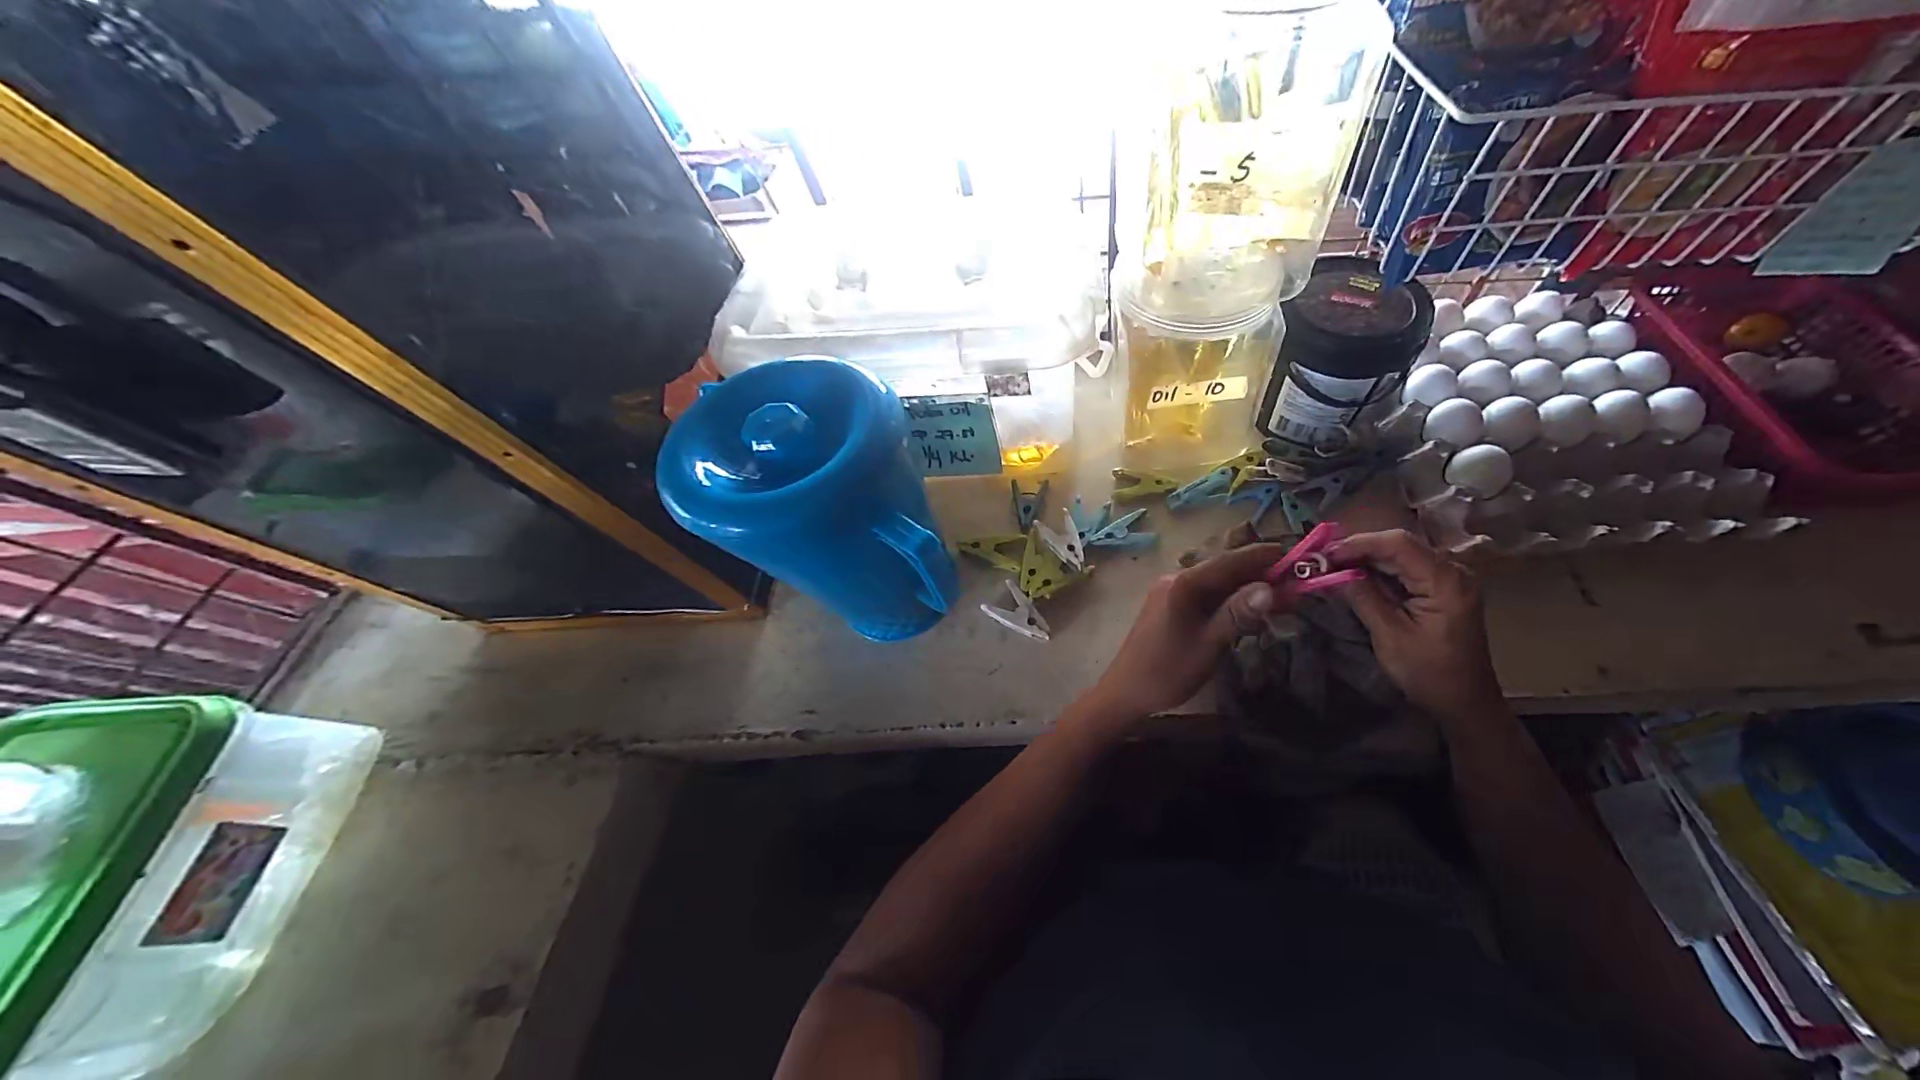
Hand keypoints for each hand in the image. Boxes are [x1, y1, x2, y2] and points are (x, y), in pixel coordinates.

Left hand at [1082, 542, 1288, 721]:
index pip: (1229, 561)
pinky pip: (1205, 595)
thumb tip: (1270, 589)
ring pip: (1216, 583)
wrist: (1124, 692)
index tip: (1295, 555)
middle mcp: (1174, 580)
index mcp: (1182, 584)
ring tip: (1281, 597)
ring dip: (1246, 587)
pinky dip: (1229, 599)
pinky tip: (1249, 610)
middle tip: (1295, 582)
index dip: (1262, 556)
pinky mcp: (1169, 606)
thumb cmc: (1166, 671)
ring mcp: (1170, 592)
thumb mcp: (1208, 645)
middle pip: (1224, 569)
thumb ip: (1238, 615)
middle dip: (1259, 573)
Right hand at [1328, 529, 1503, 722]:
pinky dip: (1379, 570)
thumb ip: (1364, 597)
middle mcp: (1453, 572)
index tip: (1325, 555)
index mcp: (1446, 582)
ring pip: (1400, 554)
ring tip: (1332, 568)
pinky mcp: (1442, 589)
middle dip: (1359, 549)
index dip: (1358, 543)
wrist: (1466, 702)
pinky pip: (1406, 569)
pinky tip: (1355, 577)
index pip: (1398, 544)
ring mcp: (1449, 579)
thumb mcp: (1390, 636)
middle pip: (1399, 545)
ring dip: (1366, 559)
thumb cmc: (1430, 674)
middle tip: (1323, 561)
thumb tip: (1334, 571)